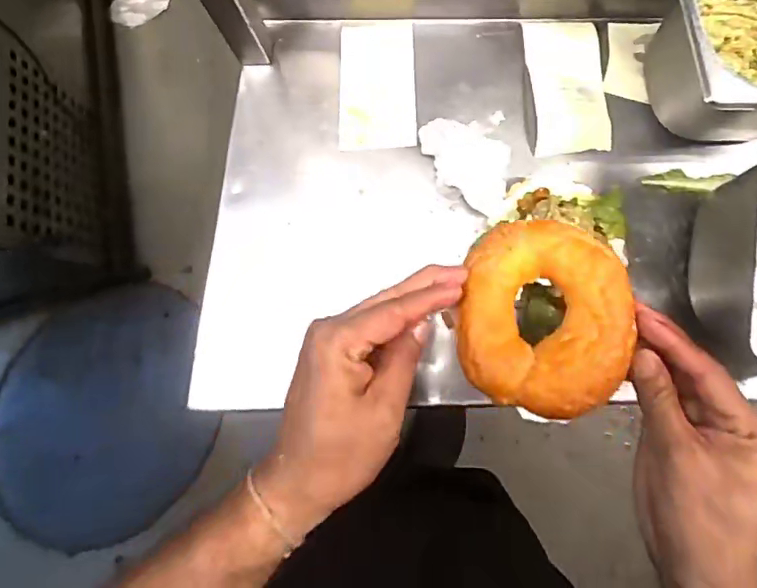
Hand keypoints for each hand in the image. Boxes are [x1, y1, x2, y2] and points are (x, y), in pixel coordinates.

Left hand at [251, 265, 466, 541]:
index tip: (461, 280)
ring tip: (447, 283)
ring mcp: (327, 337)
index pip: (394, 310)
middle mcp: (329, 329)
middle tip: (460, 271)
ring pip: (379, 308)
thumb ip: (403, 360)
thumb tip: (421, 324)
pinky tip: (419, 310)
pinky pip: (370, 324)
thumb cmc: (339, 457)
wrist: (296, 484)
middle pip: (385, 300)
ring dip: (414, 296)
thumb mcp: (383, 411)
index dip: (430, 295)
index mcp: (338, 341)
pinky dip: (397, 316)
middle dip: (425, 284)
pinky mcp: (331, 349)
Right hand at [631, 302, 756, 587]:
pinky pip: (670, 403)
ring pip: (680, 386)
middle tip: (631, 312)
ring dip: (654, 360)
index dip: (672, 339)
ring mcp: (710, 432)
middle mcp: (733, 424)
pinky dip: (650, 384)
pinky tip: (631, 364)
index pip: (705, 371)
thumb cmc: (698, 524)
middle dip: (663, 344)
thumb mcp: (676, 456)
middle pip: (694, 374)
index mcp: (747, 427)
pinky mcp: (689, 442)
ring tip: (627, 329)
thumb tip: (644, 352)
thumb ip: (660, 399)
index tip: (643, 312)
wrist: (696, 579)